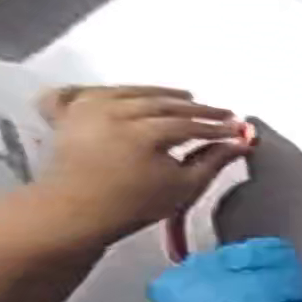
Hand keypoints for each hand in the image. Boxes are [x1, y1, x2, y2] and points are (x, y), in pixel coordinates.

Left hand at [35, 85, 251, 242]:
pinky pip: (72, 93)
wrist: (77, 212)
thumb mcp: (187, 184)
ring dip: (156, 92)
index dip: (217, 127)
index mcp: (142, 133)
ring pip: (123, 92)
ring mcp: (81, 112)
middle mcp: (110, 114)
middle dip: (196, 108)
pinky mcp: (61, 117)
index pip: (189, 124)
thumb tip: (241, 143)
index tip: (239, 130)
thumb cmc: (139, 202)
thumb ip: (215, 160)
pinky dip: (93, 89)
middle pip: (160, 104)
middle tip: (222, 112)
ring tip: (183, 96)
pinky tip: (115, 94)